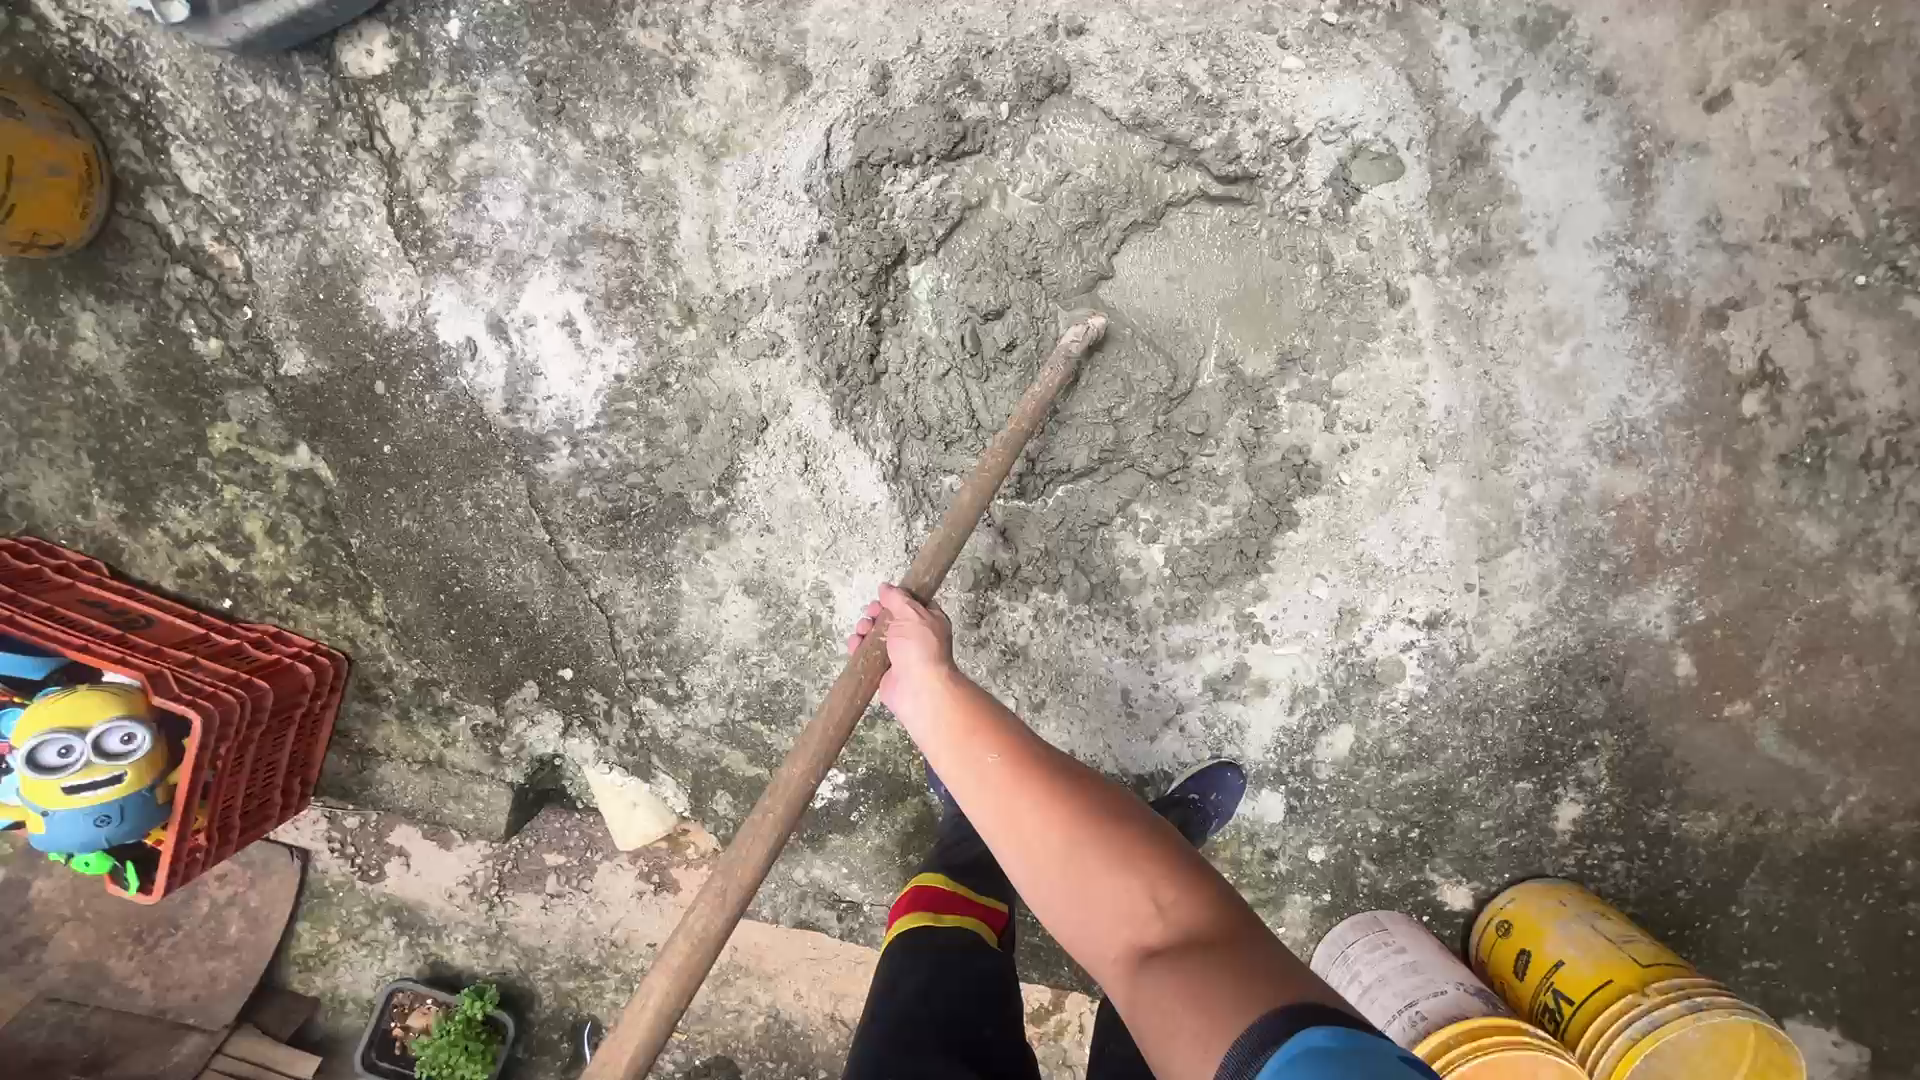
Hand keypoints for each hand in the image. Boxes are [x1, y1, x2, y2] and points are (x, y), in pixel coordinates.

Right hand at [846, 583, 956, 715]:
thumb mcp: (911, 614)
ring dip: (865, 629)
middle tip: (871, 613)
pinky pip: (868, 654)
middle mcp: (915, 636)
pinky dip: (859, 647)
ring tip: (862, 629)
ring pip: (876, 635)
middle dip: (876, 613)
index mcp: (929, 621)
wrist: (917, 688)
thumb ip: (897, 598)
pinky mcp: (884, 669)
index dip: (895, 598)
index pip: (911, 603)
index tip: (883, 596)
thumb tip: (885, 587)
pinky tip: (855, 644)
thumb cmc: (920, 648)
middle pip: (890, 618)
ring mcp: (899, 653)